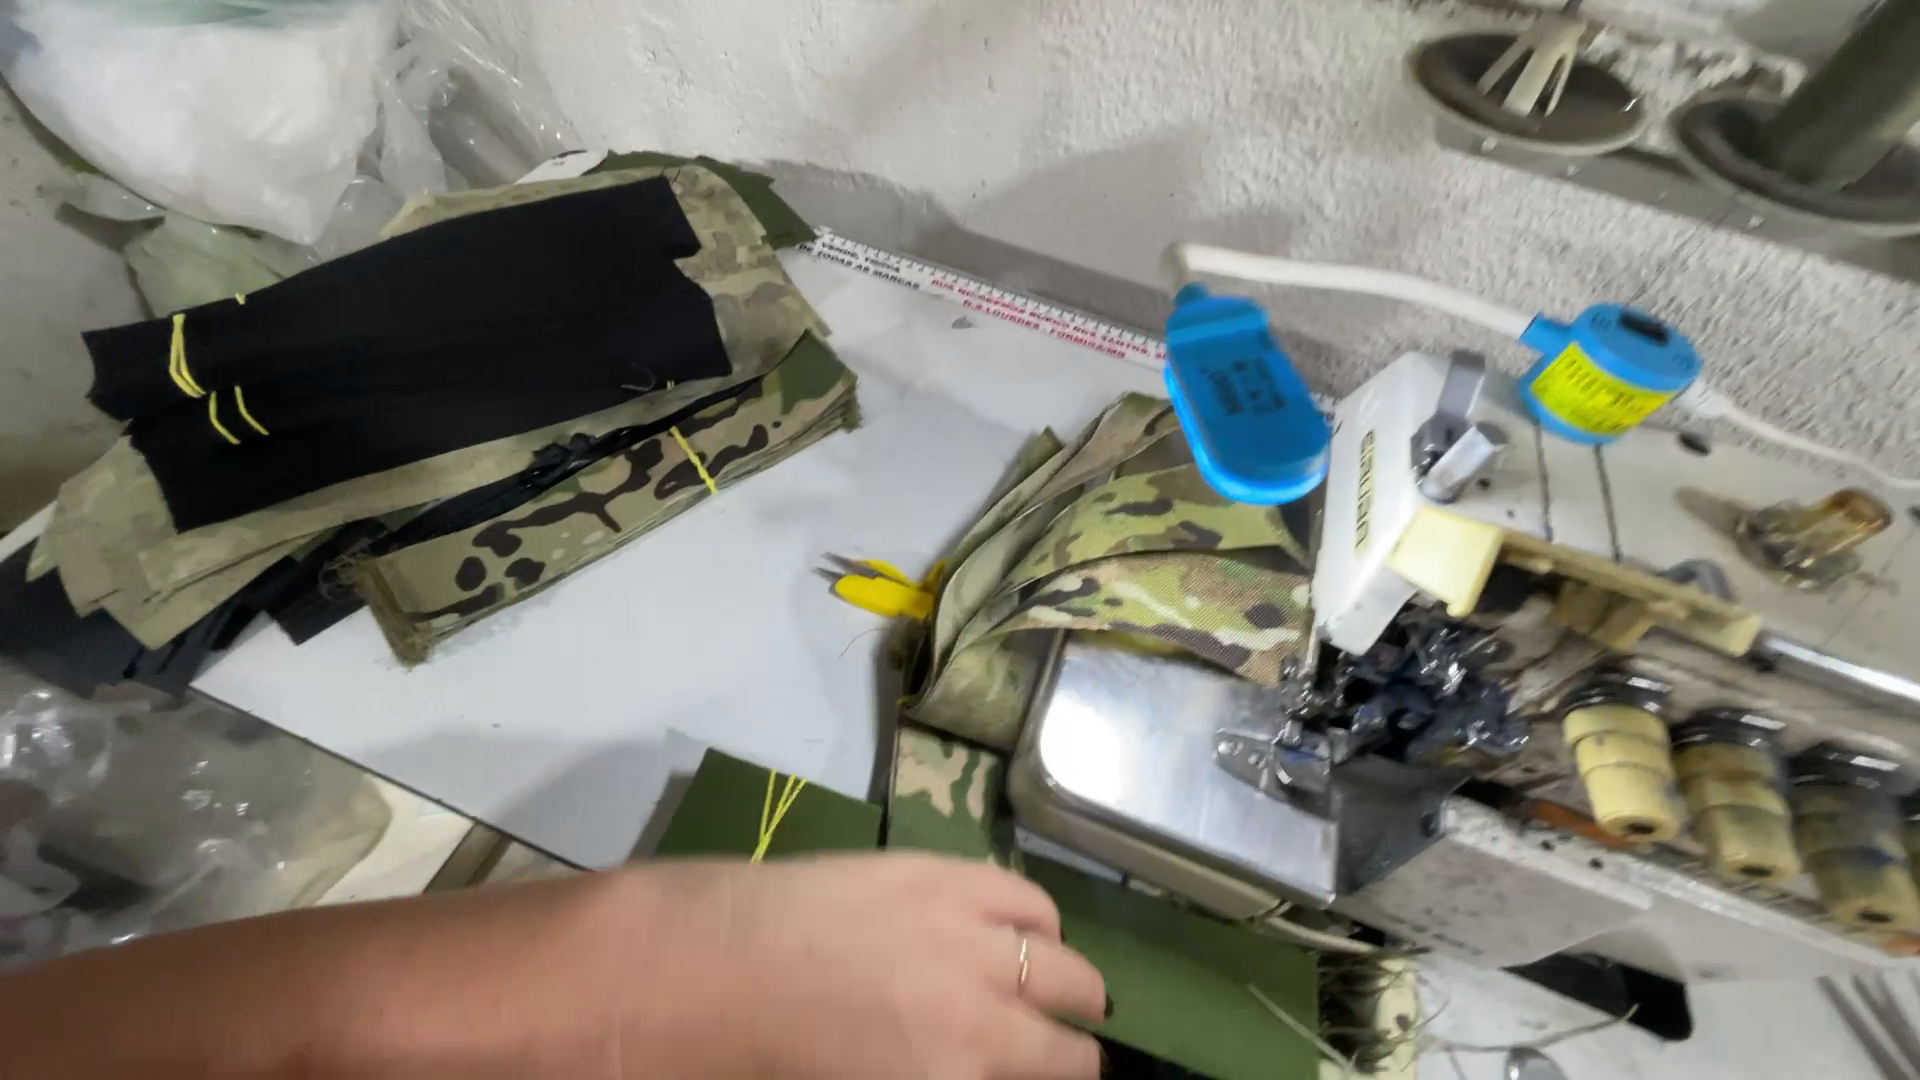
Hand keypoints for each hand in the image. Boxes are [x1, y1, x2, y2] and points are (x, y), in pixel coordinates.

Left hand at [619, 853, 1106, 1078]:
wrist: (723, 965)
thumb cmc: (778, 1058)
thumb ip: (949, 1072)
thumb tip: (981, 1061)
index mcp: (958, 1072)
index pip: (1062, 1079)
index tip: (1059, 1076)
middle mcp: (981, 1006)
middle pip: (1074, 1026)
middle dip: (1076, 1040)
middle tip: (1060, 1042)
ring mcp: (967, 930)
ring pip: (1062, 954)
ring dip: (1063, 974)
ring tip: (1046, 978)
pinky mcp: (945, 874)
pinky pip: (1023, 893)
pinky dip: (1033, 915)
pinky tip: (1015, 926)